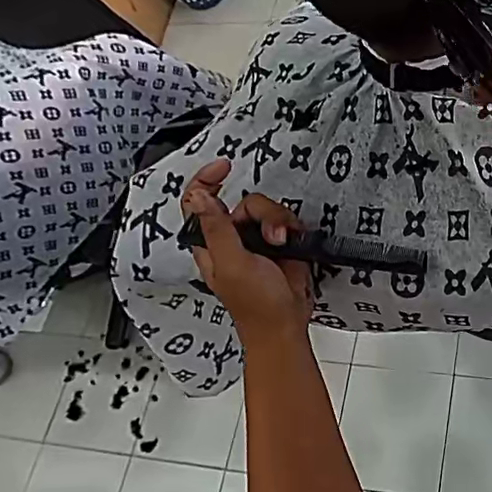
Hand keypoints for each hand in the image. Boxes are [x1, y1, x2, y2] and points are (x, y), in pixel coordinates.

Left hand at [180, 158, 312, 340]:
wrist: (285, 324)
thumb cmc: (255, 305)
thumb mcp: (232, 264)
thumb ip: (216, 229)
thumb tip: (199, 197)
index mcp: (210, 243)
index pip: (198, 202)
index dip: (206, 180)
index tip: (224, 167)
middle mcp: (232, 239)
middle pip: (244, 203)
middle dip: (263, 214)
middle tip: (270, 235)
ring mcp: (257, 241)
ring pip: (268, 210)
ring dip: (280, 224)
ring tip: (282, 245)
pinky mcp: (281, 244)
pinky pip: (287, 221)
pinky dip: (293, 229)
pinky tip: (292, 244)